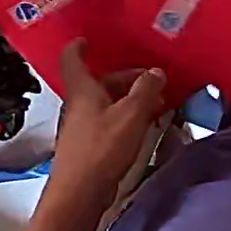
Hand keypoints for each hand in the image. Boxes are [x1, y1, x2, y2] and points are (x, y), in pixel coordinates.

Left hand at [42, 40, 165, 217]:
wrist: (81, 190)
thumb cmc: (103, 147)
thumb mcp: (132, 114)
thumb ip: (146, 90)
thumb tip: (156, 72)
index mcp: (83, 92)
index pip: (74, 61)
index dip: (78, 47)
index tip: (86, 39)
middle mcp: (79, 105)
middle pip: (99, 83)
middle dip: (125, 78)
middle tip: (151, 79)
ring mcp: (82, 125)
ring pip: (106, 102)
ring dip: (129, 98)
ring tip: (156, 101)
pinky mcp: (89, 143)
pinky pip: (109, 119)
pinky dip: (127, 115)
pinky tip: (144, 124)